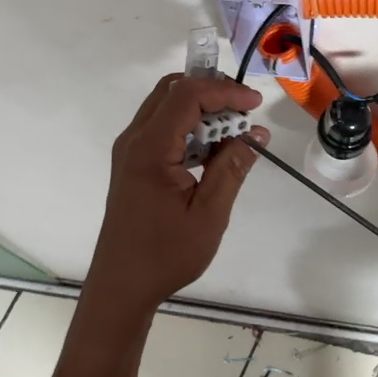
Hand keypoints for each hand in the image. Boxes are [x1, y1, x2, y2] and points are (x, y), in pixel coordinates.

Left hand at [84, 73, 269, 309]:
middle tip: (244, 110)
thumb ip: (231, 168)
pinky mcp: (131, 164)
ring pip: (164, 106)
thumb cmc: (166, 254)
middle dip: (211, 91)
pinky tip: (211, 150)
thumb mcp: (209, 214)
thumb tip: (255, 134)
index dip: (224, 91)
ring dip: (199, 108)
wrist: (122, 285)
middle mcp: (134, 140)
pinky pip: (160, 128)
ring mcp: (129, 151)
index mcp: (150, 149)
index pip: (187, 95)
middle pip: (172, 91)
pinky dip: (187, 126)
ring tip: (233, 130)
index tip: (255, 105)